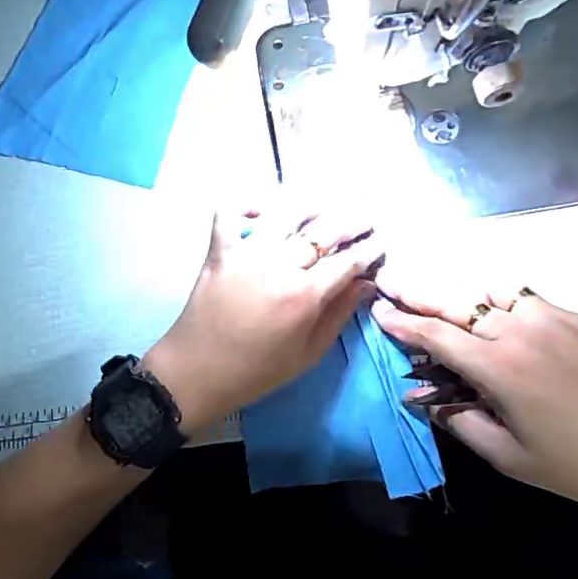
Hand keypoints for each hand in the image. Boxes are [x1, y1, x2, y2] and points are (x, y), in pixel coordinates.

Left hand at [143, 204, 380, 433]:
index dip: (369, 249)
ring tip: (322, 208)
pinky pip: (231, 213)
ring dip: (309, 206)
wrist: (197, 373)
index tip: (379, 244)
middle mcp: (279, 266)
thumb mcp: (309, 353)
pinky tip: (263, 211)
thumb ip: (340, 314)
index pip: (348, 260)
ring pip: (285, 212)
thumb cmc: (258, 371)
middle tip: (364, 220)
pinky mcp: (219, 251)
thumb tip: (366, 283)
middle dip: (351, 221)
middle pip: (323, 230)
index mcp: (305, 296)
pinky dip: (246, 205)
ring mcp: (246, 254)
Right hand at [370, 285, 577, 570]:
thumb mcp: (512, 458)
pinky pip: (537, 303)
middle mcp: (525, 328)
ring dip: (469, 296)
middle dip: (421, 290)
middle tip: (393, 280)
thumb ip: (461, 422)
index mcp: (500, 367)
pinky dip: (512, 308)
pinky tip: (512, 325)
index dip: (402, 320)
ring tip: (452, 304)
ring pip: (499, 293)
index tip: (379, 307)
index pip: (436, 334)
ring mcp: (561, 316)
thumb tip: (423, 399)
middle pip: (460, 300)